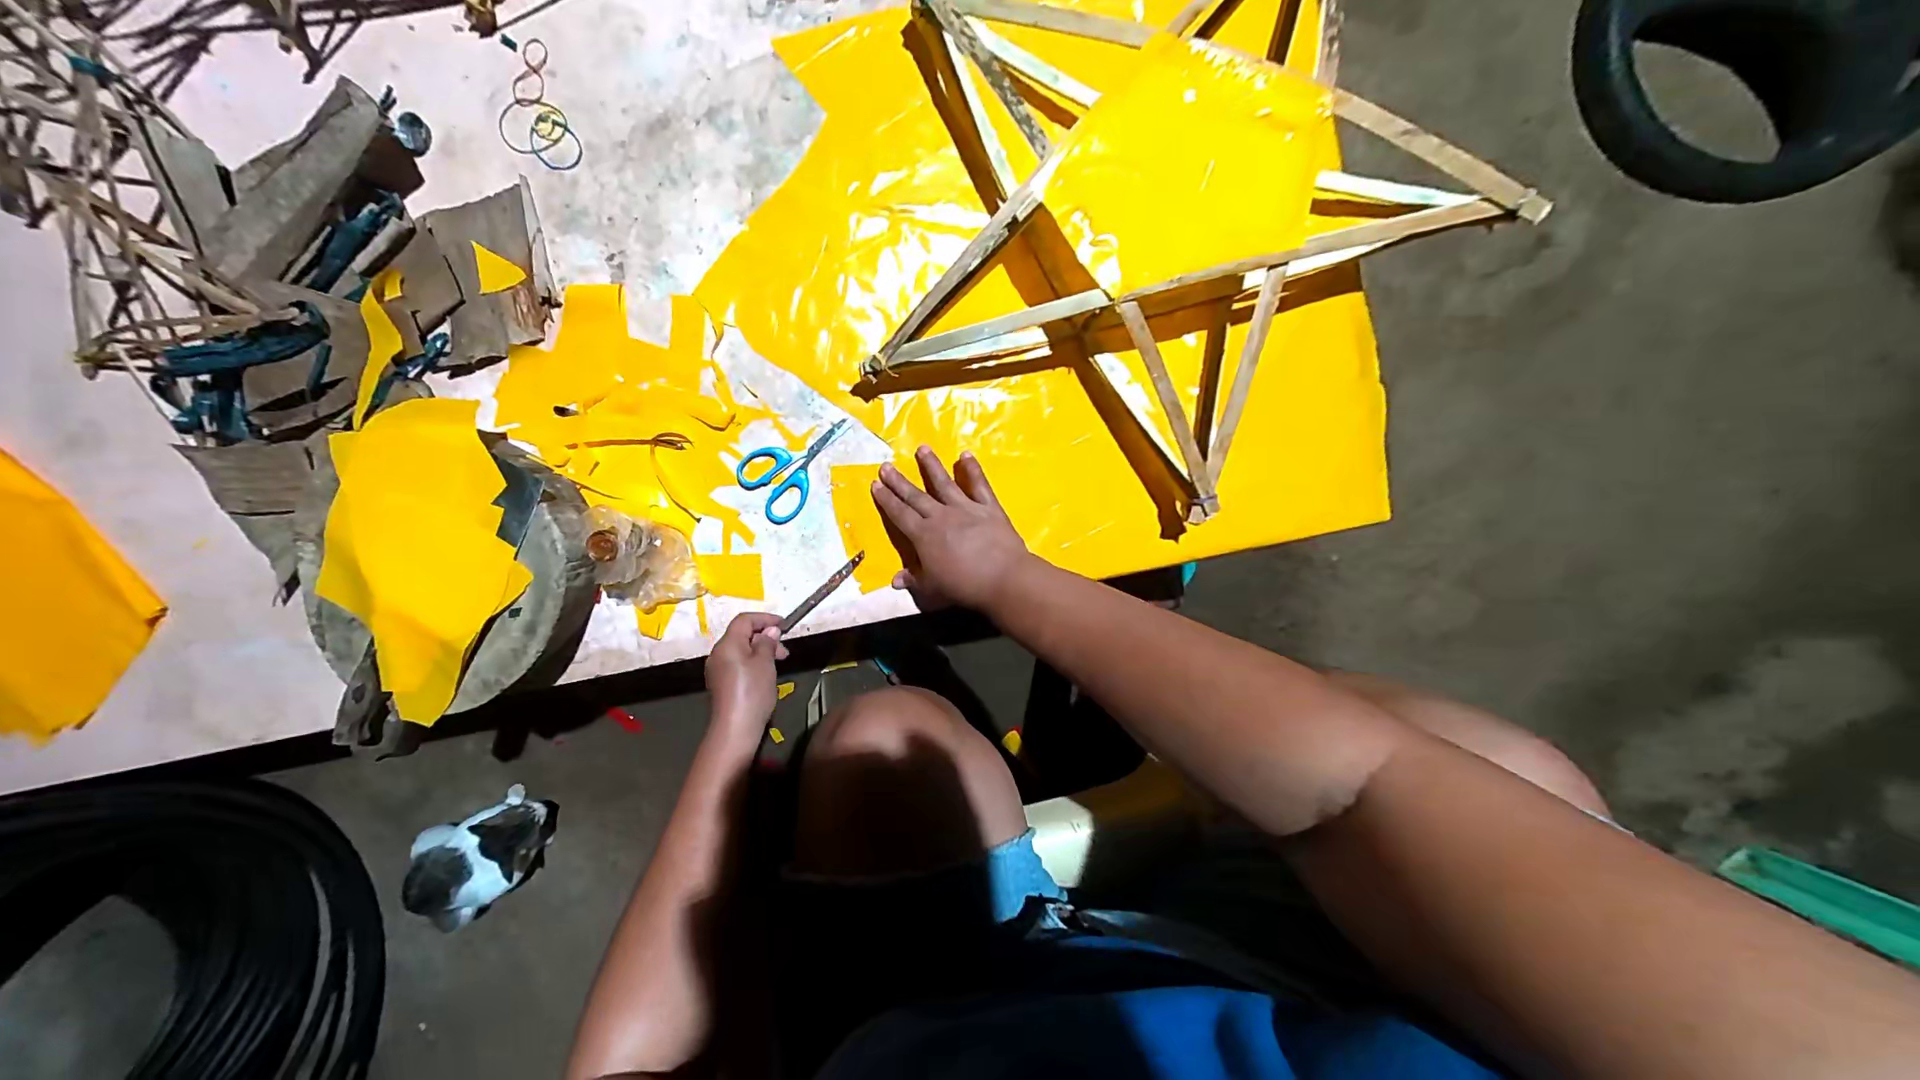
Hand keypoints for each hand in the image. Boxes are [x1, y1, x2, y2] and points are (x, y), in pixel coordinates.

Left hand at [705, 612, 788, 728]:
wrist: (735, 728)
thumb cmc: (752, 691)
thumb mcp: (765, 663)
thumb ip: (768, 643)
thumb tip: (771, 630)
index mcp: (727, 644)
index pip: (744, 620)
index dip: (765, 618)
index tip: (784, 625)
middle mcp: (718, 653)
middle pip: (741, 634)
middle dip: (765, 636)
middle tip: (784, 650)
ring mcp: (718, 669)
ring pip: (741, 650)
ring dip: (761, 650)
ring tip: (777, 663)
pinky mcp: (721, 683)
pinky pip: (737, 663)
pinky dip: (753, 662)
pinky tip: (765, 674)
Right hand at [871, 446, 1031, 611]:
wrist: (1003, 578)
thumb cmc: (964, 587)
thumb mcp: (932, 588)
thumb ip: (913, 579)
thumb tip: (894, 580)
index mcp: (923, 536)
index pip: (900, 514)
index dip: (886, 500)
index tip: (876, 484)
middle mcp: (941, 516)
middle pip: (916, 496)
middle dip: (899, 481)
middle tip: (886, 465)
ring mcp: (966, 508)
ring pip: (944, 483)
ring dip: (932, 466)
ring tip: (922, 449)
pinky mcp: (989, 507)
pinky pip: (979, 485)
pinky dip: (972, 470)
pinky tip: (965, 456)